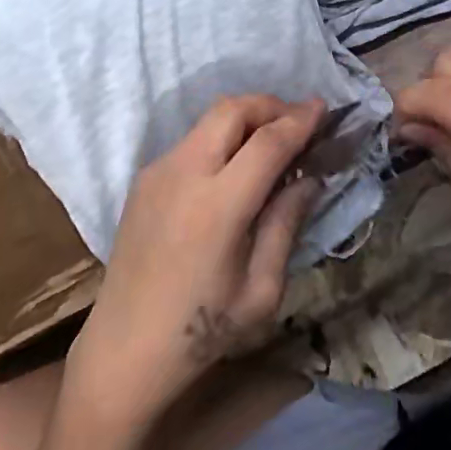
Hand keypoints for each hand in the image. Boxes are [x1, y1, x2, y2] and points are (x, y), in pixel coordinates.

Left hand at [66, 95, 323, 429]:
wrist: (127, 344)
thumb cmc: (203, 329)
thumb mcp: (261, 289)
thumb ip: (285, 224)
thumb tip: (308, 177)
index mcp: (217, 206)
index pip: (267, 142)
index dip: (299, 120)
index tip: (323, 108)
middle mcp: (183, 173)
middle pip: (230, 110)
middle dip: (269, 105)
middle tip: (297, 121)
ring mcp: (157, 171)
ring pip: (207, 120)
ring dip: (243, 119)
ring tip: (270, 143)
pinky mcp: (144, 178)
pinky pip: (190, 141)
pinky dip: (219, 138)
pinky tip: (233, 168)